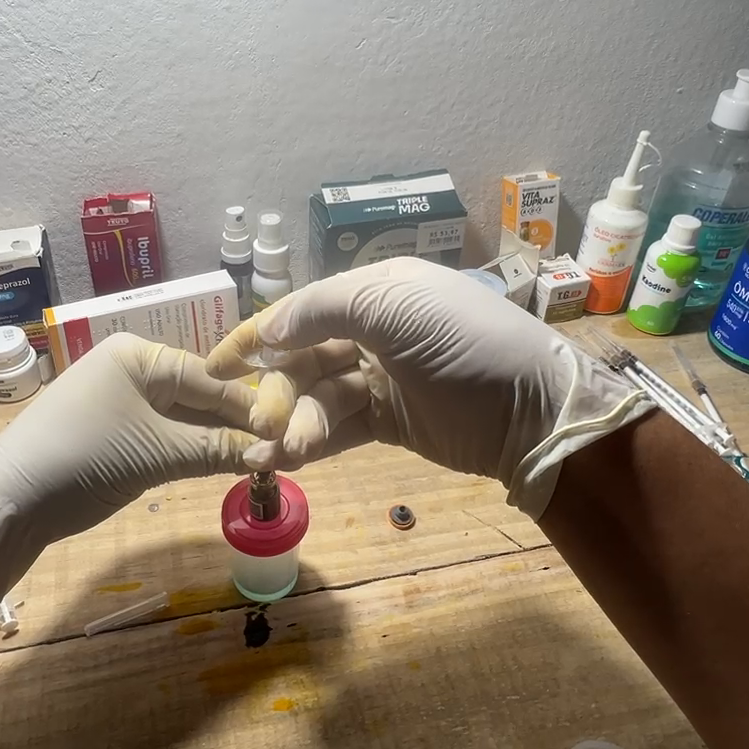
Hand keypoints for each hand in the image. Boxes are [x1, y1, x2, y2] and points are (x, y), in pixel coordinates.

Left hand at [0, 333, 260, 615]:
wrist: (7, 504)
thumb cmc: (83, 459)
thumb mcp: (157, 453)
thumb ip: (216, 448)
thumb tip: (272, 452)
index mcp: (137, 354)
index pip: (209, 377)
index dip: (248, 406)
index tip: (288, 427)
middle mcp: (129, 367)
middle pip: (196, 394)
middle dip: (232, 423)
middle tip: (277, 446)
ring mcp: (117, 399)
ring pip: (180, 417)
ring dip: (212, 439)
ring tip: (256, 456)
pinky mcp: (110, 430)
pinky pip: (161, 434)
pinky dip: (187, 450)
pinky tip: (218, 462)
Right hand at [205, 257, 648, 517]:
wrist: (534, 414)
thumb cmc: (463, 345)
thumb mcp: (394, 307)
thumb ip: (324, 310)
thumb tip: (268, 329)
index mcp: (378, 290)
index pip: (304, 309)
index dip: (258, 334)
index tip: (214, 362)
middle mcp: (376, 329)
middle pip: (306, 356)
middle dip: (277, 387)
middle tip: (257, 420)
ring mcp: (383, 377)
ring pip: (318, 395)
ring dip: (292, 421)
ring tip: (271, 450)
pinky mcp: (390, 421)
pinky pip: (339, 426)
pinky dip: (311, 441)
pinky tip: (284, 458)